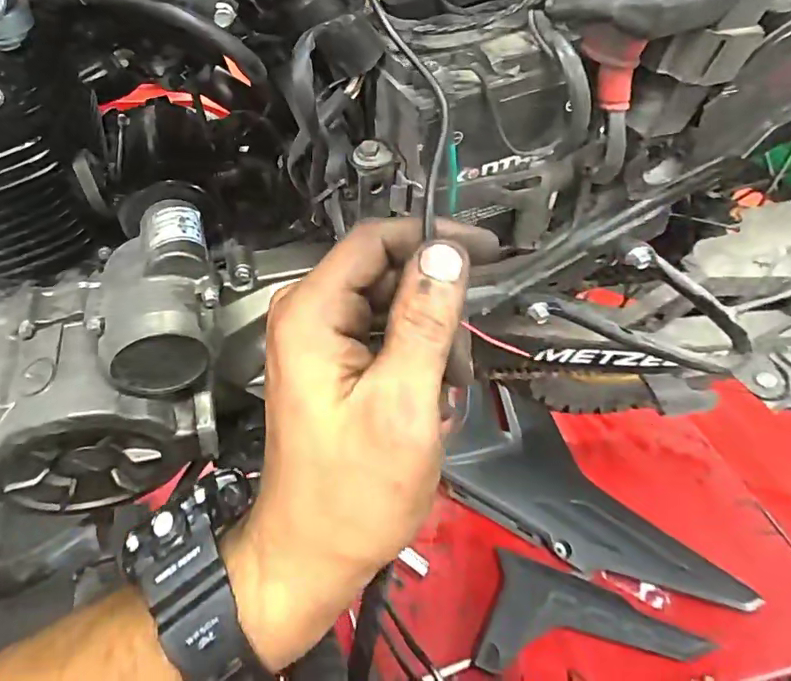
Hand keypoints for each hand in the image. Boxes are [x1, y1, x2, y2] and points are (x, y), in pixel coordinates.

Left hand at [222, 218, 496, 668]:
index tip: (482, 250)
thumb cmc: (351, 494)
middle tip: (460, 358)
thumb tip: (447, 253)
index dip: (431, 237)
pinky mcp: (332, 357)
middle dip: (434, 306)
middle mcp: (308, 312)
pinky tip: (428, 395)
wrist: (312, 552)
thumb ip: (426, 321)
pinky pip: (383, 331)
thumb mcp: (402, 403)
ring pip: (392, 301)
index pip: (374, 239)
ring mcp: (319, 335)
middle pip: (386, 270)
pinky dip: (415, 355)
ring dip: (430, 338)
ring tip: (442, 392)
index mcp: (311, 312)